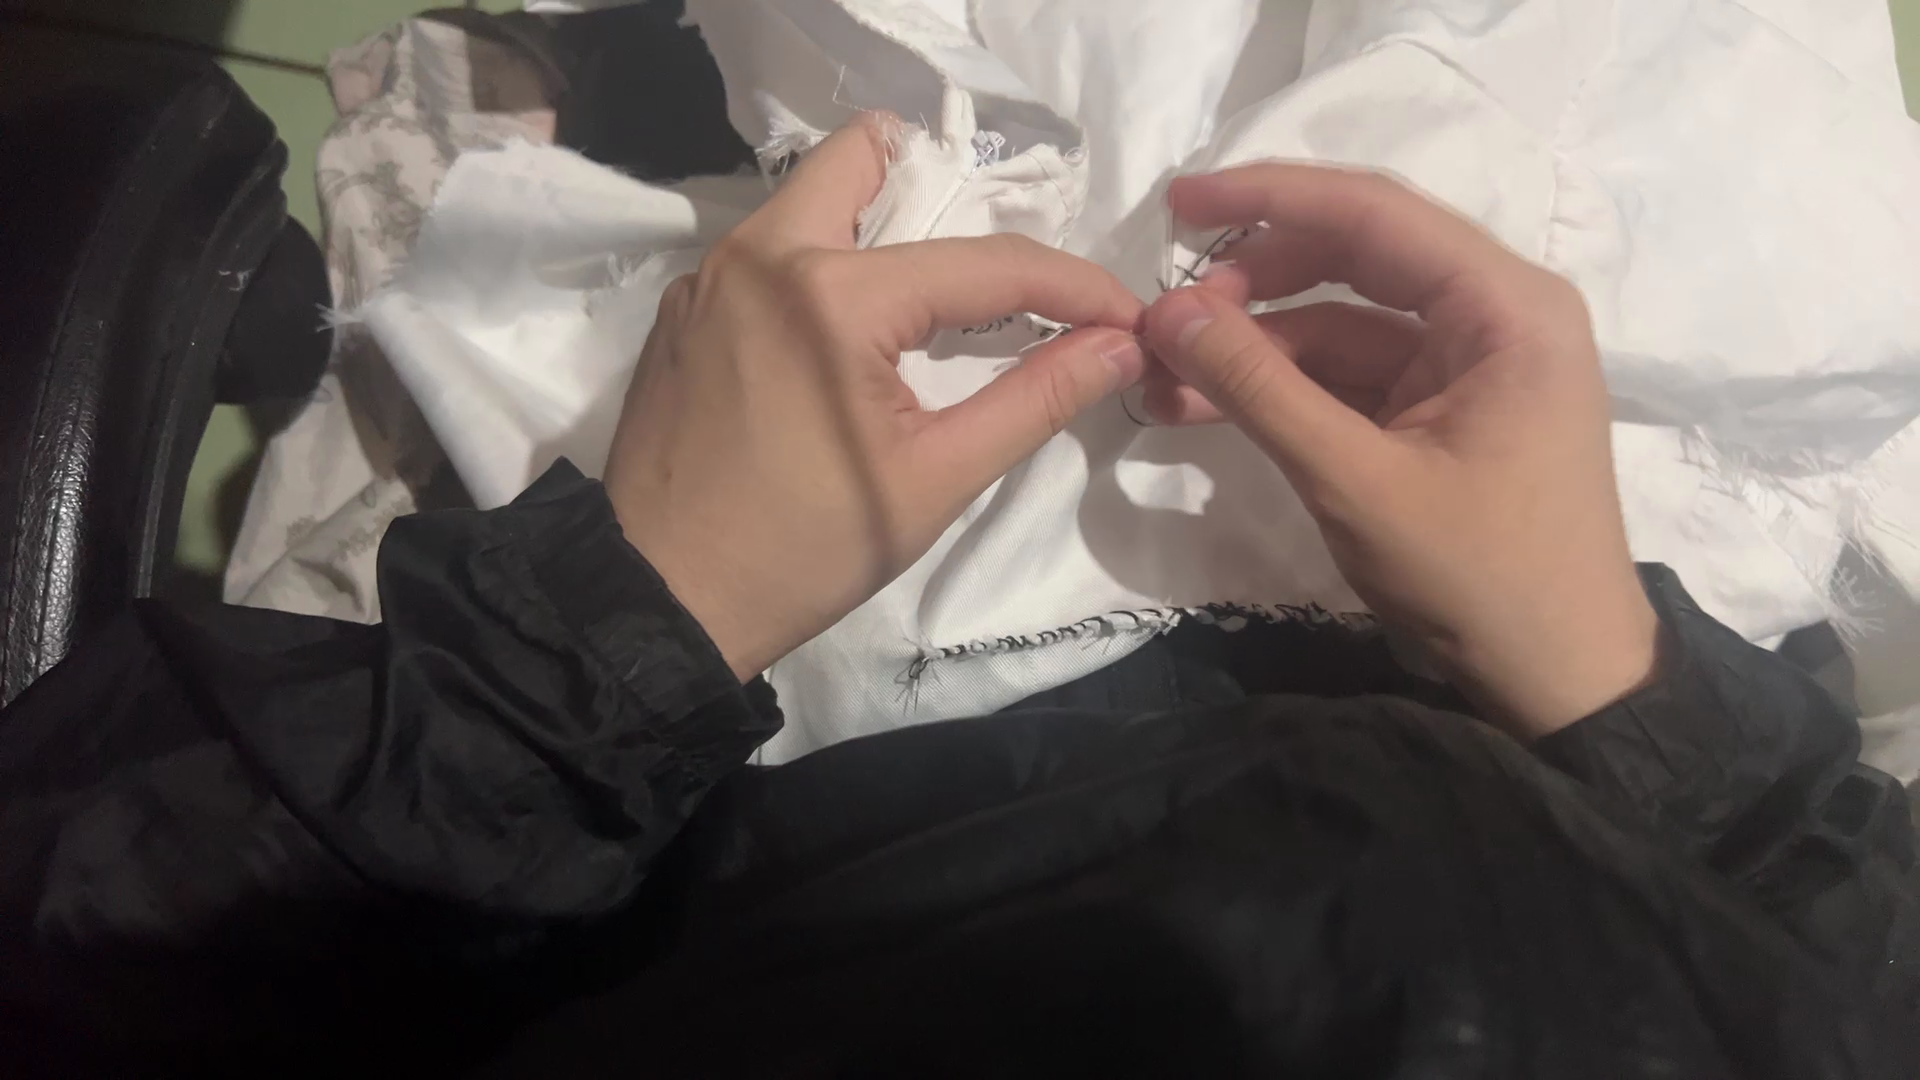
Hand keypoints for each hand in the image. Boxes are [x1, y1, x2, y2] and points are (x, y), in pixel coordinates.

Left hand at [603, 114, 1146, 680]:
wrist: (665, 600)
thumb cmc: (808, 552)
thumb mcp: (935, 480)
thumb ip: (1034, 401)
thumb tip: (1119, 345)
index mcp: (833, 297)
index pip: (985, 264)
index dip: (1071, 285)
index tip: (1123, 313)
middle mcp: (761, 254)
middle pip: (868, 162)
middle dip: (947, 197)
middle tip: (989, 276)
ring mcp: (709, 277)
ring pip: (809, 200)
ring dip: (879, 231)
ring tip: (919, 308)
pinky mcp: (683, 311)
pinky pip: (767, 253)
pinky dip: (821, 271)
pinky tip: (836, 345)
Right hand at [1141, 165, 1657, 738]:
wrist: (1546, 675)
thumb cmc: (1473, 573)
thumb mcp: (1351, 475)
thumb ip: (1258, 387)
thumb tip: (1168, 313)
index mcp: (1501, 307)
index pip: (1370, 215)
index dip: (1266, 200)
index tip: (1177, 203)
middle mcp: (1483, 316)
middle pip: (1347, 263)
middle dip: (1248, 286)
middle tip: (1165, 316)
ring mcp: (1450, 367)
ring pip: (1328, 328)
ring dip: (1245, 350)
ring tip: (1161, 377)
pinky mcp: (1421, 413)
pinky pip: (1332, 380)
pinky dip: (1268, 391)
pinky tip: (1199, 406)